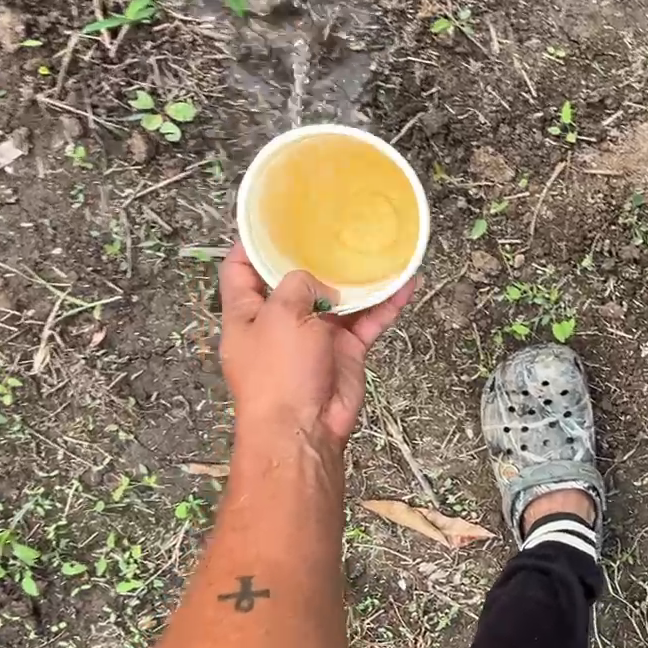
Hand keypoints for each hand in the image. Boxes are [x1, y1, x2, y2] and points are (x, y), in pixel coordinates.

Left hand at [218, 243, 414, 452]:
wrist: (304, 426)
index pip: (241, 270)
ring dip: (359, 280)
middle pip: (296, 281)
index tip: (272, 221)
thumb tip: (316, 280)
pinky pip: (368, 321)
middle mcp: (280, 321)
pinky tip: (406, 285)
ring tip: (379, 252)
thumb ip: (296, 287)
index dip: (252, 244)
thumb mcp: (278, 317)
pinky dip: (386, 305)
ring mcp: (315, 336)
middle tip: (336, 228)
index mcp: (247, 313)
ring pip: (340, 299)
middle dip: (315, 258)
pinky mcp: (345, 350)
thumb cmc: (278, 374)